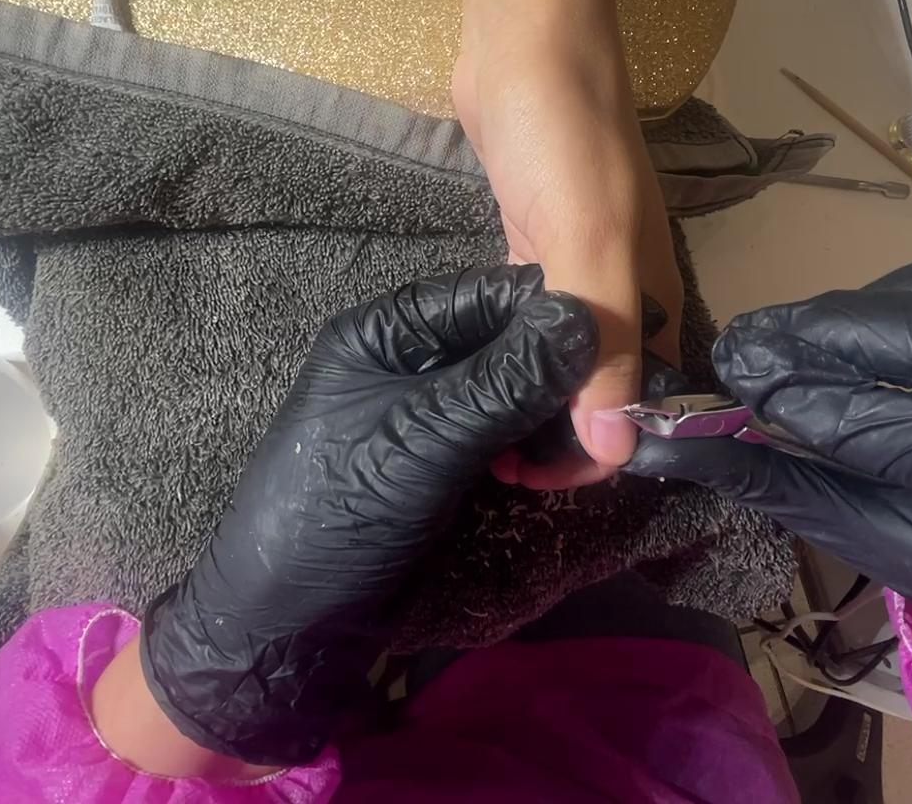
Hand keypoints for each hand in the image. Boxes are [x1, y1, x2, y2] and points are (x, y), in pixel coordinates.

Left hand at [137, 266, 597, 764]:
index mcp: (391, 327)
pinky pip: (506, 428)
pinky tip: (545, 476)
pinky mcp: (446, 448)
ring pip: (517, 388)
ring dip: (551, 420)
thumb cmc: (340, 509)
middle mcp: (414, 353)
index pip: (494, 297)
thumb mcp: (423, 441)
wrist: (293, 615)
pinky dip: (534, 447)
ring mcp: (431, 402)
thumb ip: (504, 383)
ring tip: (573, 465)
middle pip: (511, 341)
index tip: (617, 365)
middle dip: (559, 381)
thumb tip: (586, 319)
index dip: (557, 323)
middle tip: (600, 432)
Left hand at [456, 14, 685, 488]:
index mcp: (651, 298)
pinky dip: (508, 348)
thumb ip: (602, 339)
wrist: (523, 45)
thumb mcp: (587, 239)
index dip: (598, 449)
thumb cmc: (564, 137)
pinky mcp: (532, 243)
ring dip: (530, 394)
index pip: (641, 402)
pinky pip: (527, 316)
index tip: (534, 476)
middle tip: (493, 463)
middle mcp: (620, 291)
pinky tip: (477, 370)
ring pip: (562, 353)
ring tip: (480, 434)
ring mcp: (573, 266)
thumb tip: (614, 446)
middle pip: (600, 385)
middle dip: (558, 432)